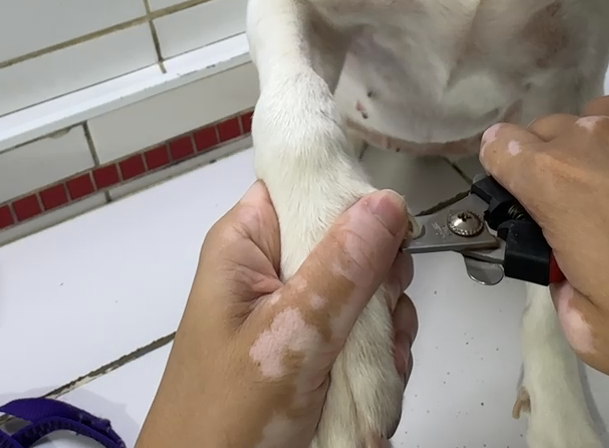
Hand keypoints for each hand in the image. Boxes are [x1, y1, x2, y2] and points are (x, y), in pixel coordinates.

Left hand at [137, 183, 416, 447]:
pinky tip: (376, 384)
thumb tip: (386, 202)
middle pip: (344, 238)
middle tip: (383, 311)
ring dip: (383, 326)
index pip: (303, 185)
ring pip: (361, 290)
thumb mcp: (287, 339)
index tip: (388, 231)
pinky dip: (379, 359)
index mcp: (247, 244)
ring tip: (379, 363)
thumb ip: (339, 271)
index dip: (348, 197)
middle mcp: (269, 270)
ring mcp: (292, 314)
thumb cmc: (221, 424)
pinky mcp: (310, 353)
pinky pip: (362, 334)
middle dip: (377, 276)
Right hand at [479, 95, 608, 432]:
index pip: (500, 146)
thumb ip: (562, 290)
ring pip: (605, 120)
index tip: (530, 204)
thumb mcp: (603, 342)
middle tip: (596, 224)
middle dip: (557, 168)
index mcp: (560, 182)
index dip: (507, 174)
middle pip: (551, 130)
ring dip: (608, 153)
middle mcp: (601, 135)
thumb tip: (574, 267)